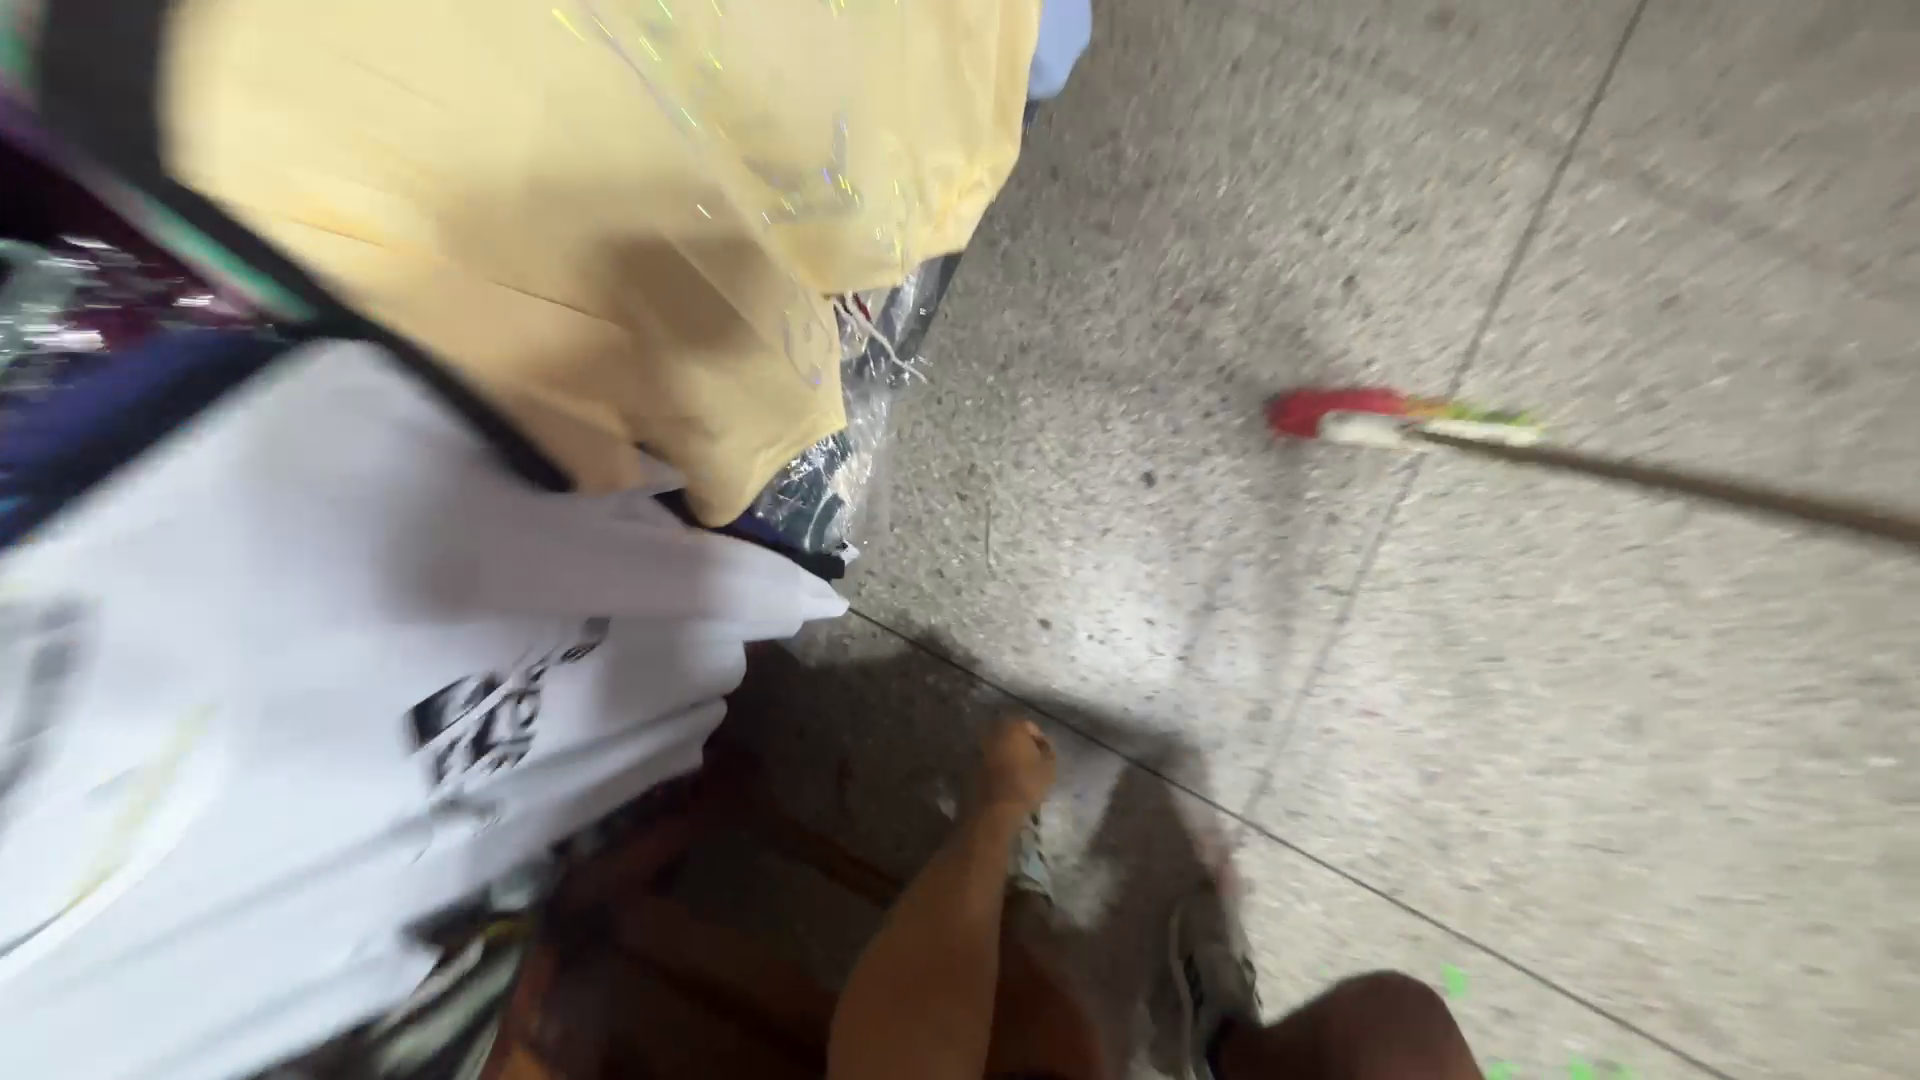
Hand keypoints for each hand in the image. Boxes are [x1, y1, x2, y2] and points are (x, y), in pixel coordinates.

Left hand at [979, 713, 1055, 814]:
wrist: (994, 808)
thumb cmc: (1026, 783)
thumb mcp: (1048, 768)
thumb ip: (1048, 751)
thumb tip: (1044, 745)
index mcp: (1012, 728)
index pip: (1030, 726)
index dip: (1040, 740)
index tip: (1045, 755)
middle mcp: (993, 732)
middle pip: (1012, 735)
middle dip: (1022, 746)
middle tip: (1032, 763)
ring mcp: (979, 747)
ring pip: (999, 748)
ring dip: (1008, 756)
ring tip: (1019, 773)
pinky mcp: (970, 764)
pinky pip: (989, 761)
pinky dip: (997, 767)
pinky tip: (1005, 780)